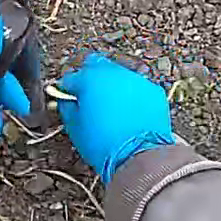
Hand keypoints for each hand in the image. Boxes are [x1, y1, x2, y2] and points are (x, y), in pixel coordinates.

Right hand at [56, 54, 176, 183]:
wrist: (139, 156)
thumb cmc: (105, 145)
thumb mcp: (75, 128)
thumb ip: (68, 107)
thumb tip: (67, 100)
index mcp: (90, 79)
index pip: (72, 77)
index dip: (68, 88)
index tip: (69, 97)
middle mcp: (114, 73)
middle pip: (96, 65)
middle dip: (90, 78)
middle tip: (89, 96)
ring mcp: (136, 79)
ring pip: (119, 74)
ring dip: (112, 85)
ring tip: (111, 106)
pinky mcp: (153, 90)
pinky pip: (137, 86)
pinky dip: (131, 94)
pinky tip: (129, 111)